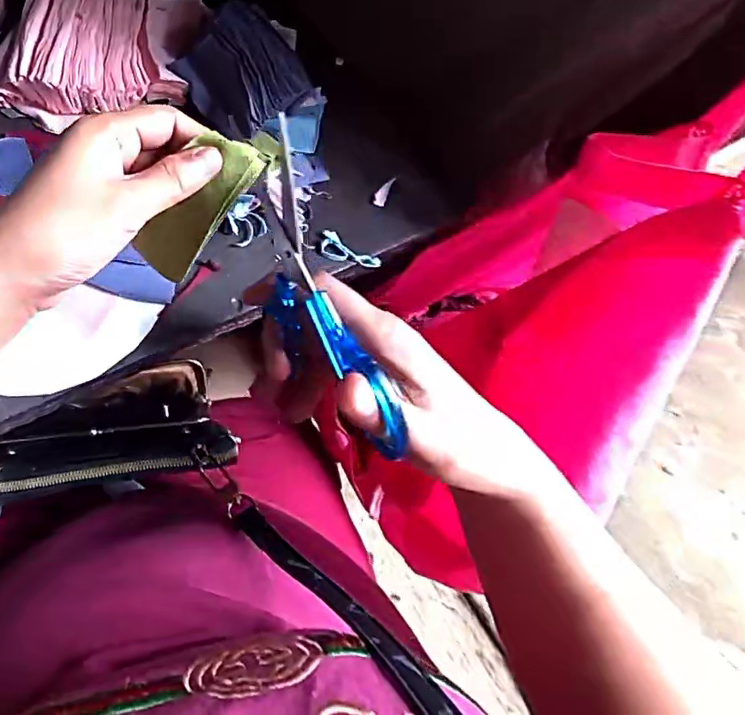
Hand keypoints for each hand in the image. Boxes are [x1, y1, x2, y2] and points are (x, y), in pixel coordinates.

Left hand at [0, 107, 222, 310]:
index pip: (166, 118)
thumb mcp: (128, 204)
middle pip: (156, 139)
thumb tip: (214, 156)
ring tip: (205, 206)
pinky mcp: (89, 198)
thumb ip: (174, 179)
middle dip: (189, 162)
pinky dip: (154, 199)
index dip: (199, 138)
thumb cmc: (66, 232)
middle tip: (223, 190)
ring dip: (173, 183)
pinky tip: (173, 217)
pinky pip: (131, 187)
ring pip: (145, 166)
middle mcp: (98, 143)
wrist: (8, 275)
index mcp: (104, 130)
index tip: (230, 165)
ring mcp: (92, 171)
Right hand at [255, 271, 563, 500]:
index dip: (288, 289)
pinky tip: (295, 411)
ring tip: (281, 409)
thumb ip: (382, 413)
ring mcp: (366, 349)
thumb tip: (344, 385)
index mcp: (385, 334)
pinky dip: (299, 383)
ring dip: (285, 368)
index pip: (328, 291)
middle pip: (308, 314)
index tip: (255, 304)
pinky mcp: (363, 367)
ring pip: (307, 340)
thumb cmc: (462, 444)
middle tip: (274, 384)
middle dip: (280, 342)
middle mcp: (371, 333)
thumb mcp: (425, 439)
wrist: (489, 455)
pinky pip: (318, 364)